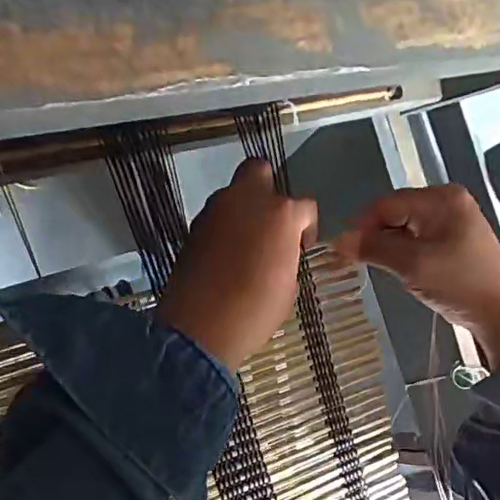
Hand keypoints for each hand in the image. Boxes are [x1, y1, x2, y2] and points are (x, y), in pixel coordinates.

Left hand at [155, 159, 314, 371]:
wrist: (201, 328)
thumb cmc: (254, 312)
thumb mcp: (287, 289)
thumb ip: (288, 258)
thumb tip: (280, 253)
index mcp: (281, 214)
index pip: (305, 206)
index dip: (307, 227)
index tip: (301, 247)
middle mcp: (247, 200)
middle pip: (260, 171)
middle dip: (268, 190)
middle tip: (271, 223)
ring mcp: (215, 211)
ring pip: (232, 194)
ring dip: (242, 211)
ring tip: (246, 245)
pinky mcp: (192, 228)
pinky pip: (214, 218)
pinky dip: (222, 228)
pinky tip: (225, 256)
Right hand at [334, 185, 499, 368]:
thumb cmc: (460, 283)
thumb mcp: (413, 265)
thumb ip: (374, 249)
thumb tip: (338, 240)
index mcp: (441, 198)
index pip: (386, 204)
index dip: (362, 227)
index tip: (343, 254)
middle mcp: (447, 202)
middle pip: (394, 213)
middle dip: (375, 237)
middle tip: (359, 265)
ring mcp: (452, 221)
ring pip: (404, 229)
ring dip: (389, 248)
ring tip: (384, 271)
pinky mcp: (454, 241)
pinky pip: (418, 240)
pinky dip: (404, 254)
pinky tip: (403, 272)